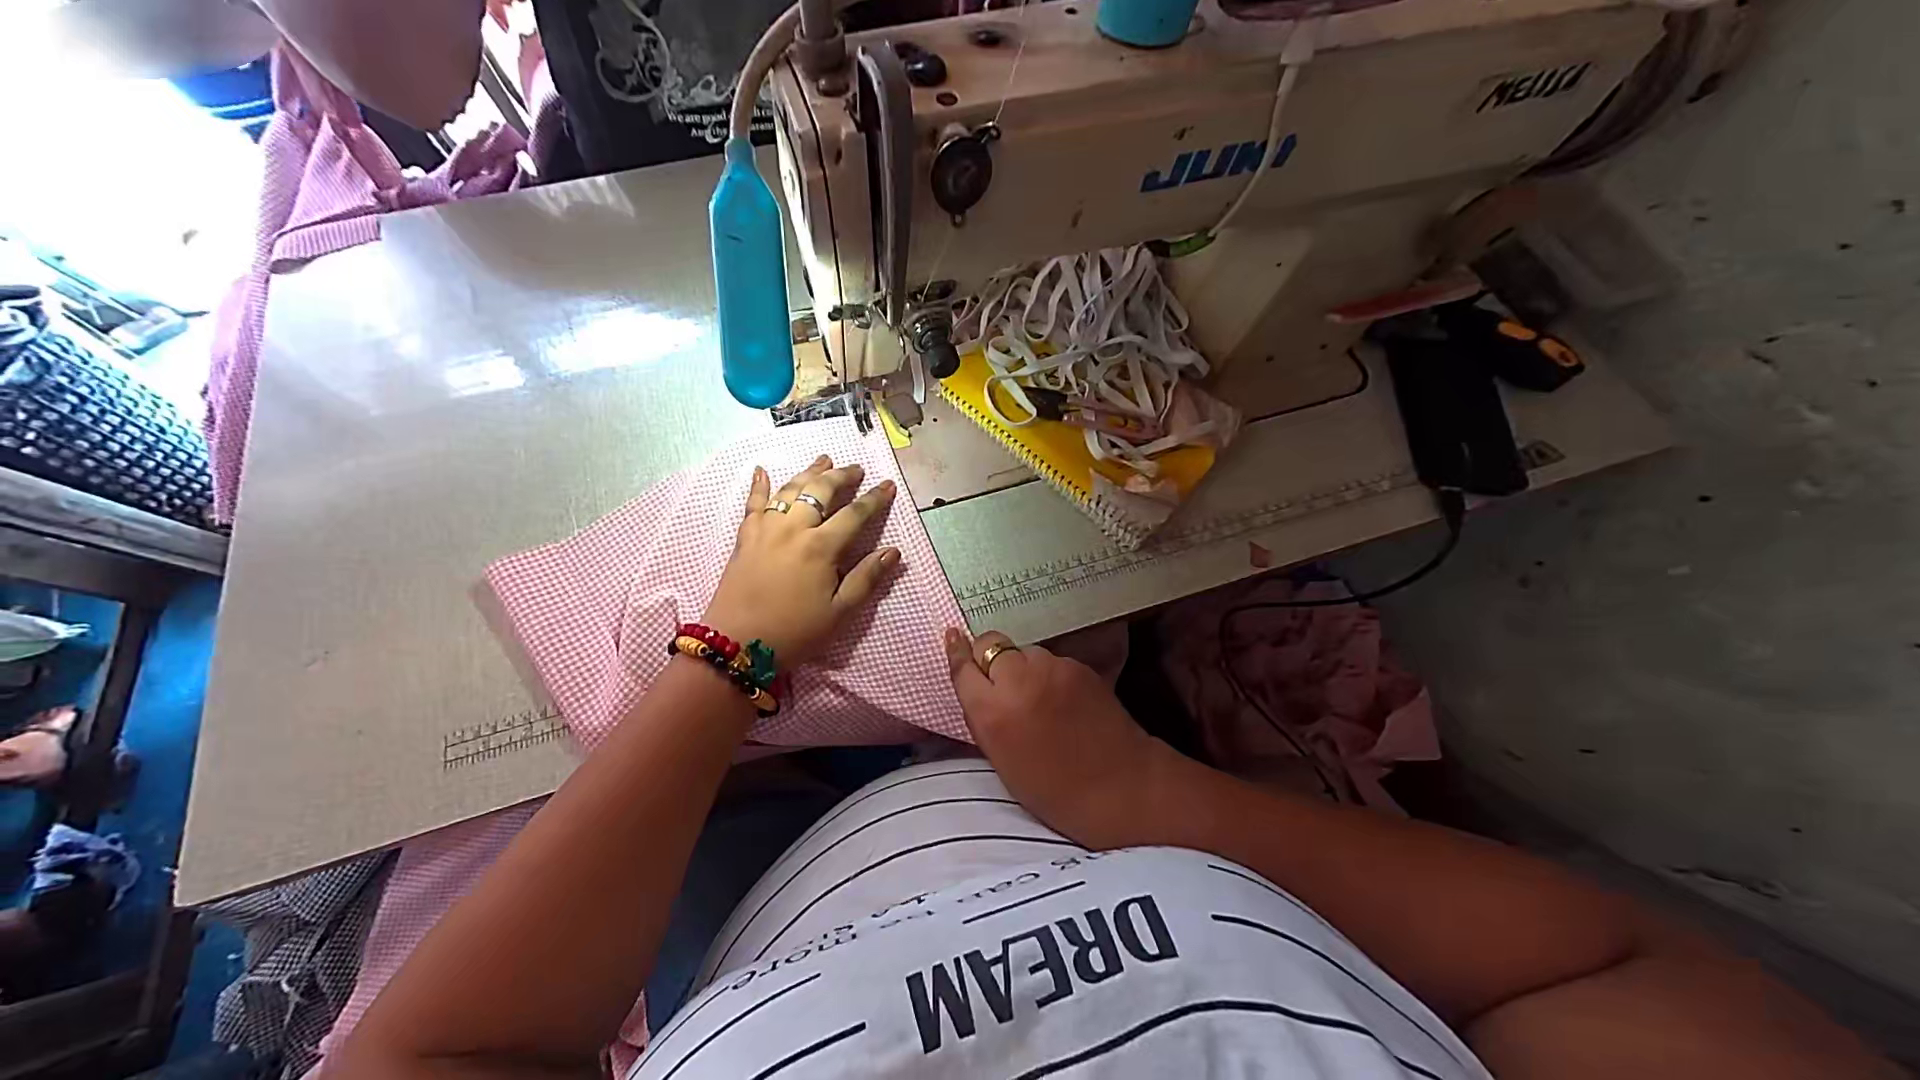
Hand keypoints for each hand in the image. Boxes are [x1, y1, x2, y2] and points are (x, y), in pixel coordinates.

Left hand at [702, 455, 900, 665]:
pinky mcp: (745, 538)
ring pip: (789, 490)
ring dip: (808, 472)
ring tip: (823, 460)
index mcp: (821, 547)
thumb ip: (867, 578)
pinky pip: (753, 504)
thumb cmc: (795, 632)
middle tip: (855, 469)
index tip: (888, 485)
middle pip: (820, 491)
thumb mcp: (840, 612)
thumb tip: (893, 552)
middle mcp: (793, 529)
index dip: (874, 499)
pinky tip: (762, 471)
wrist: (737, 644)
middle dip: (841, 476)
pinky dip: (759, 485)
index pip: (854, 514)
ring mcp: (765, 530)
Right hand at [944, 628, 1176, 848]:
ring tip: (1035, 695)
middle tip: (999, 680)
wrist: (1118, 787)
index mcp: (992, 711)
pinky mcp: (1078, 665)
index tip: (952, 639)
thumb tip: (972, 682)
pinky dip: (1048, 673)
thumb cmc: (1050, 788)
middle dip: (990, 656)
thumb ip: (981, 714)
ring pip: (1023, 651)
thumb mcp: (998, 756)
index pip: (963, 666)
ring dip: (1021, 665)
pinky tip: (1061, 698)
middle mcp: (1019, 680)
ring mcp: (1052, 667)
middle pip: (991, 643)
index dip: (957, 653)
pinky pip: (1051, 660)